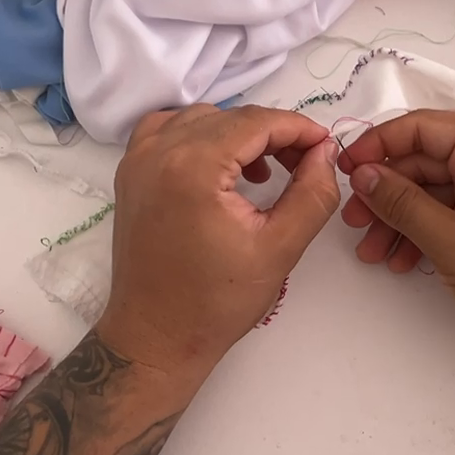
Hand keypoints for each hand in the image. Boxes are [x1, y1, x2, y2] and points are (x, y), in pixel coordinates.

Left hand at [98, 105, 340, 383]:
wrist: (156, 337)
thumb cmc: (218, 301)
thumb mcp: (281, 248)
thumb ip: (313, 192)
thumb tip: (324, 151)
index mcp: (193, 167)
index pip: (256, 122)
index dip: (298, 128)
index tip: (325, 146)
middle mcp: (159, 152)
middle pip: (230, 117)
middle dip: (273, 133)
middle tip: (303, 165)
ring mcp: (137, 160)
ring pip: (201, 119)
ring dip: (237, 134)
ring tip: (263, 173)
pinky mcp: (129, 173)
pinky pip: (167, 129)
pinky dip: (198, 135)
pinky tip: (219, 165)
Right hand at [338, 110, 454, 352]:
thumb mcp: (450, 239)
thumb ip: (400, 201)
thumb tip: (363, 174)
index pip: (417, 127)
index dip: (374, 148)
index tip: (343, 174)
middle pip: (423, 160)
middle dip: (385, 194)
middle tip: (353, 224)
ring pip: (434, 188)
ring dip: (401, 218)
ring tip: (373, 253)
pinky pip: (454, 206)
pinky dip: (427, 229)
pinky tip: (404, 260)